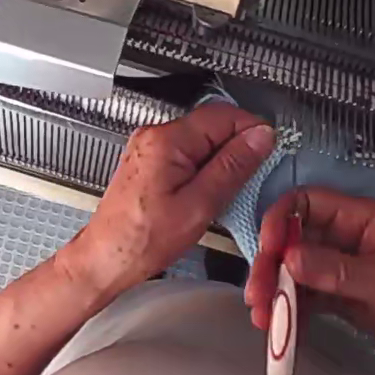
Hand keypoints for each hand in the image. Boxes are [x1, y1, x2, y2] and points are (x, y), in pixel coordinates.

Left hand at [62, 104, 274, 296]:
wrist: (106, 259)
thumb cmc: (142, 239)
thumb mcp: (200, 205)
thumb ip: (233, 166)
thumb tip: (260, 138)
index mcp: (167, 140)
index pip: (224, 115)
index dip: (252, 132)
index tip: (268, 152)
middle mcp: (154, 136)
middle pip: (213, 125)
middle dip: (237, 148)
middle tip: (249, 178)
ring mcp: (150, 148)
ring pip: (202, 140)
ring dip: (221, 161)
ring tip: (223, 193)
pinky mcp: (150, 162)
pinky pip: (188, 154)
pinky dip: (204, 169)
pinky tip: (205, 194)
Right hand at [243, 188, 374, 366]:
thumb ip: (337, 269)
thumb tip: (290, 258)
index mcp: (362, 218)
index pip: (308, 203)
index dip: (281, 221)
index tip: (268, 250)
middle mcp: (346, 237)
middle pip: (293, 239)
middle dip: (271, 266)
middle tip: (258, 295)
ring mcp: (340, 266)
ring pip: (294, 271)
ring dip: (275, 293)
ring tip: (265, 320)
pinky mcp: (339, 293)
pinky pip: (305, 296)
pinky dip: (290, 311)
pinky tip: (282, 329)